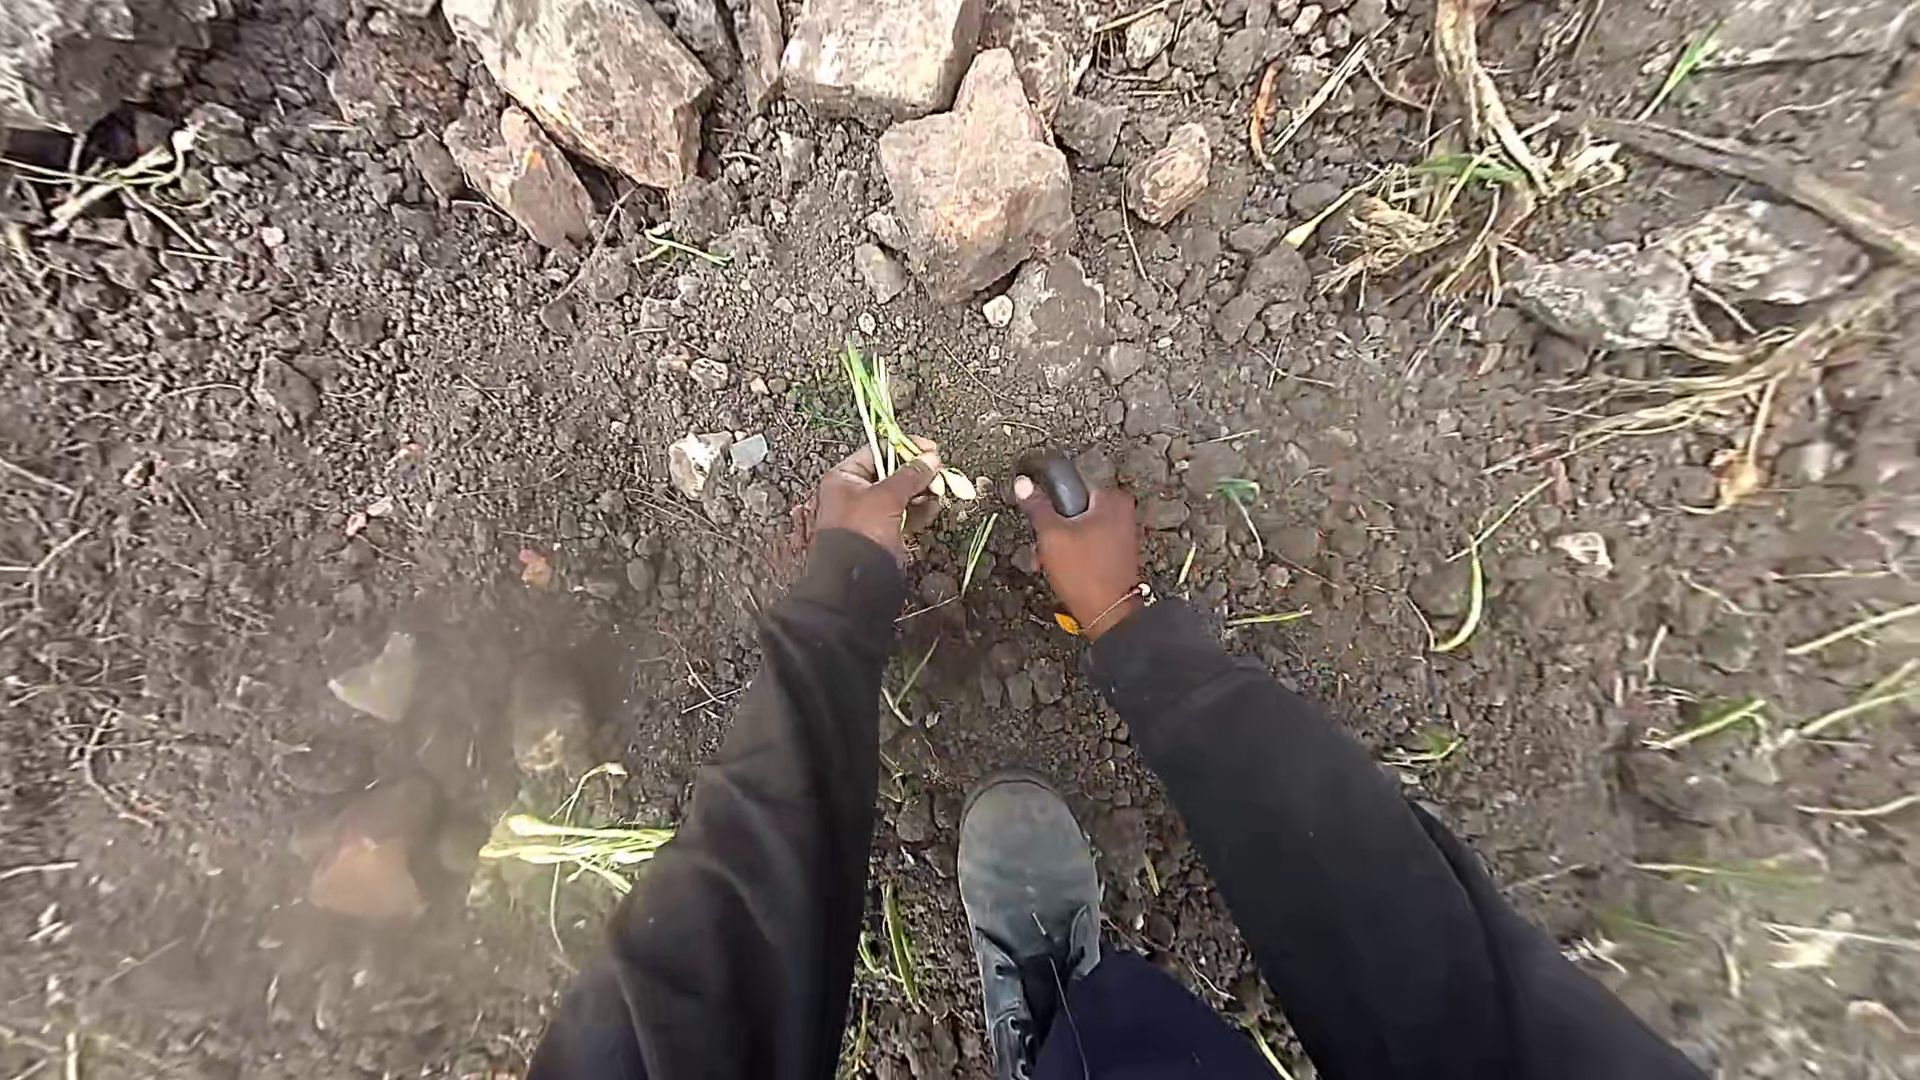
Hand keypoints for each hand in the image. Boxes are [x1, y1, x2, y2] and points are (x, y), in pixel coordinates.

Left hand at [815, 440, 941, 561]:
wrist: (855, 583)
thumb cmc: (861, 532)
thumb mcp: (885, 497)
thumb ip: (910, 475)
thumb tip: (932, 458)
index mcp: (845, 477)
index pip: (877, 450)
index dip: (904, 447)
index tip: (931, 449)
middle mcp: (857, 492)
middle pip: (893, 471)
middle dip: (918, 472)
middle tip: (940, 473)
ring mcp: (873, 513)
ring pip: (904, 493)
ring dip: (924, 490)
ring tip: (940, 491)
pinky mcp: (887, 530)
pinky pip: (908, 513)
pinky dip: (921, 509)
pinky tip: (935, 507)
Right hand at [1013, 474, 1141, 638]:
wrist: (1108, 614)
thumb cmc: (1083, 572)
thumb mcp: (1052, 536)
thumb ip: (1037, 507)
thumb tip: (1023, 483)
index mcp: (1112, 499)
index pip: (1070, 485)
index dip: (1050, 503)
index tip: (1038, 520)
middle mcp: (1122, 511)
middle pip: (1073, 509)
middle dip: (1052, 529)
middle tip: (1041, 548)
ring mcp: (1121, 533)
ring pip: (1077, 528)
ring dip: (1058, 544)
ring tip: (1046, 563)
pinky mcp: (1116, 552)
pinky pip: (1087, 543)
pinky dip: (1072, 553)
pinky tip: (1059, 570)